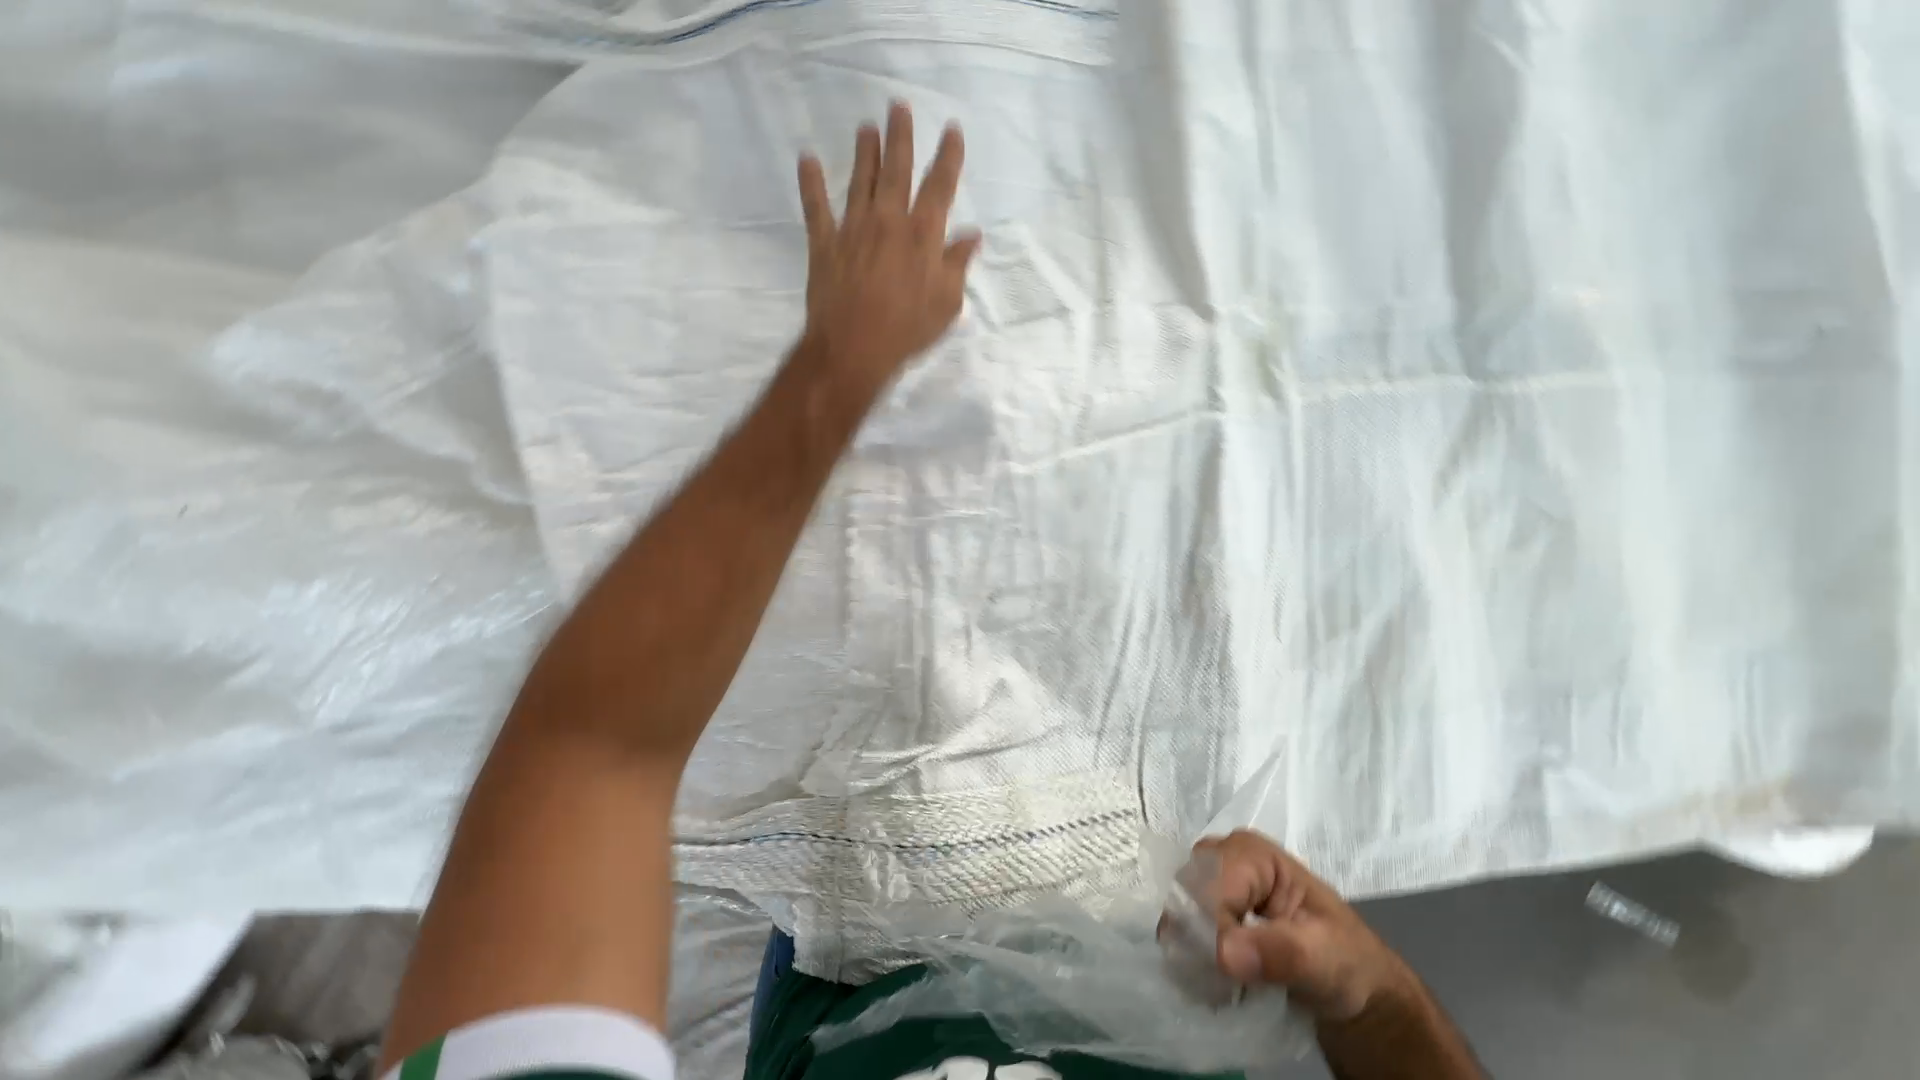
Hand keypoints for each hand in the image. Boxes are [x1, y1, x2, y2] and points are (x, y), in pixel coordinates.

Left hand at [796, 102, 979, 391]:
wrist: (853, 349)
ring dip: (865, 151)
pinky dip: (810, 183)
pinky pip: (816, 207)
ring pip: (861, 180)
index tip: (952, 129)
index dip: (948, 156)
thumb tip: (971, 236)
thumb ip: (957, 265)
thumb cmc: (907, 330)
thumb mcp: (947, 303)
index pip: (940, 186)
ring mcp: (853, 229)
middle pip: (897, 169)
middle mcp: (888, 220)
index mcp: (923, 234)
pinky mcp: (824, 243)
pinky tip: (806, 159)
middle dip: (900, 135)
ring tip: (866, 127)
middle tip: (898, 106)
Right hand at [1194, 830, 1411, 1021]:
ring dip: (1192, 956)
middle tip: (1224, 981)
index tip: (1229, 969)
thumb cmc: (1348, 964)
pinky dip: (1192, 963)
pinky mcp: (1207, 913)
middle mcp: (1222, 860)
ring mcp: (1212, 887)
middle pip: (1182, 894)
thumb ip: (1280, 953)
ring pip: (1176, 916)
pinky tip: (1217, 983)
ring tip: (1224, 986)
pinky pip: (1179, 934)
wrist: (1355, 992)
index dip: (1210, 928)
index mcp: (1251, 853)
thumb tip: (1224, 951)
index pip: (1204, 885)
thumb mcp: (1325, 958)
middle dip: (1195, 940)